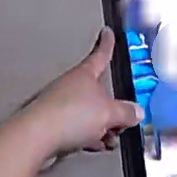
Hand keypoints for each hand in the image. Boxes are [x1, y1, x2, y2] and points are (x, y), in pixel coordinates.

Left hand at [20, 27, 143, 157]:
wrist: (38, 136)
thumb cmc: (72, 114)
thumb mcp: (109, 113)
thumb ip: (125, 112)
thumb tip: (137, 111)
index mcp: (85, 74)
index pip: (101, 55)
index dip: (107, 44)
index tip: (107, 31)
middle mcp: (72, 84)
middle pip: (98, 91)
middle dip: (112, 108)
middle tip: (121, 121)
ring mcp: (61, 102)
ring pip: (88, 111)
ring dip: (101, 125)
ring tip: (109, 140)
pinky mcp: (53, 121)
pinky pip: (77, 125)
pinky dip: (88, 134)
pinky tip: (94, 145)